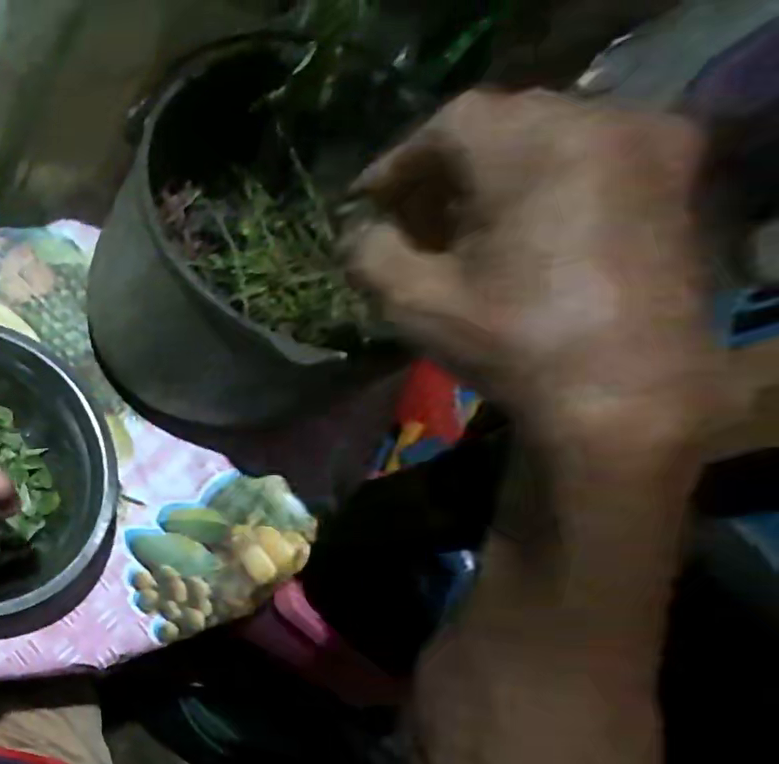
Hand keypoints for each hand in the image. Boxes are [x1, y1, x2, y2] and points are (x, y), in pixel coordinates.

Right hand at [347, 90, 743, 444]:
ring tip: (448, 224)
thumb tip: (359, 230)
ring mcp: (648, 143)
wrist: (619, 379)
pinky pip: (583, 147)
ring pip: (542, 130)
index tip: (364, 205)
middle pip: (500, 119)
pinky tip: (503, 223)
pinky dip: (531, 174)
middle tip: (401, 217)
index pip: (452, 123)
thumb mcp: (410, 300)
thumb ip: (369, 252)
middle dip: (440, 165)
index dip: (397, 160)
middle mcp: (605, 126)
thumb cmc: (507, 338)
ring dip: (484, 170)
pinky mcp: (667, 171)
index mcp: (538, 154)